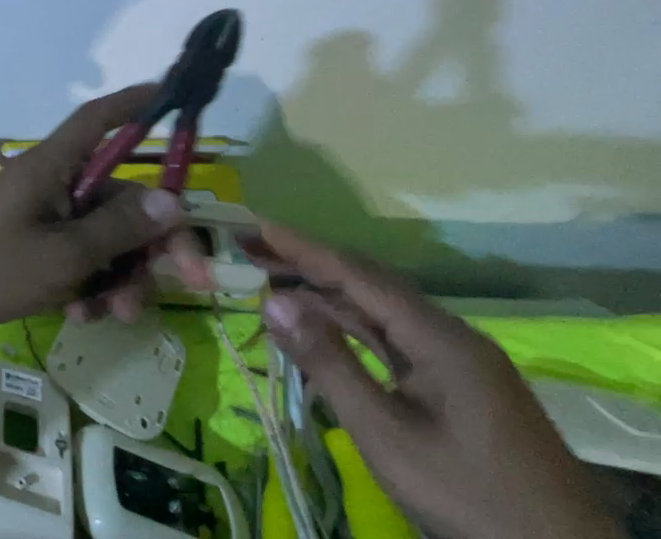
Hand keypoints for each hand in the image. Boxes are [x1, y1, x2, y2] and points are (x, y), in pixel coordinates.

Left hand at [0, 85, 191, 342]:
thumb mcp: (65, 254)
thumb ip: (120, 227)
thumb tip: (173, 198)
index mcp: (50, 168)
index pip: (96, 121)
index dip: (134, 105)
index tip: (171, 96)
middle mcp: (47, 186)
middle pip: (120, 197)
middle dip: (155, 242)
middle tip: (190, 281)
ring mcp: (38, 219)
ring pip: (104, 238)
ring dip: (121, 276)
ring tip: (115, 314)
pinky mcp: (30, 250)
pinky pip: (78, 261)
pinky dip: (88, 287)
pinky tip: (79, 316)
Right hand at [252, 224, 625, 538]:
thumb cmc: (466, 491)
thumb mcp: (384, 432)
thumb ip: (327, 362)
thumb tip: (272, 302)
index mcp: (441, 338)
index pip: (359, 276)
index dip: (303, 249)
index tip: (254, 226)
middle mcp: (452, 337)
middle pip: (370, 286)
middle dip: (309, 264)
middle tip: (250, 250)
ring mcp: (458, 363)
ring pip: (380, 313)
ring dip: (325, 295)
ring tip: (269, 282)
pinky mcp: (458, 386)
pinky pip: (392, 339)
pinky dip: (348, 326)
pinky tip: (318, 327)